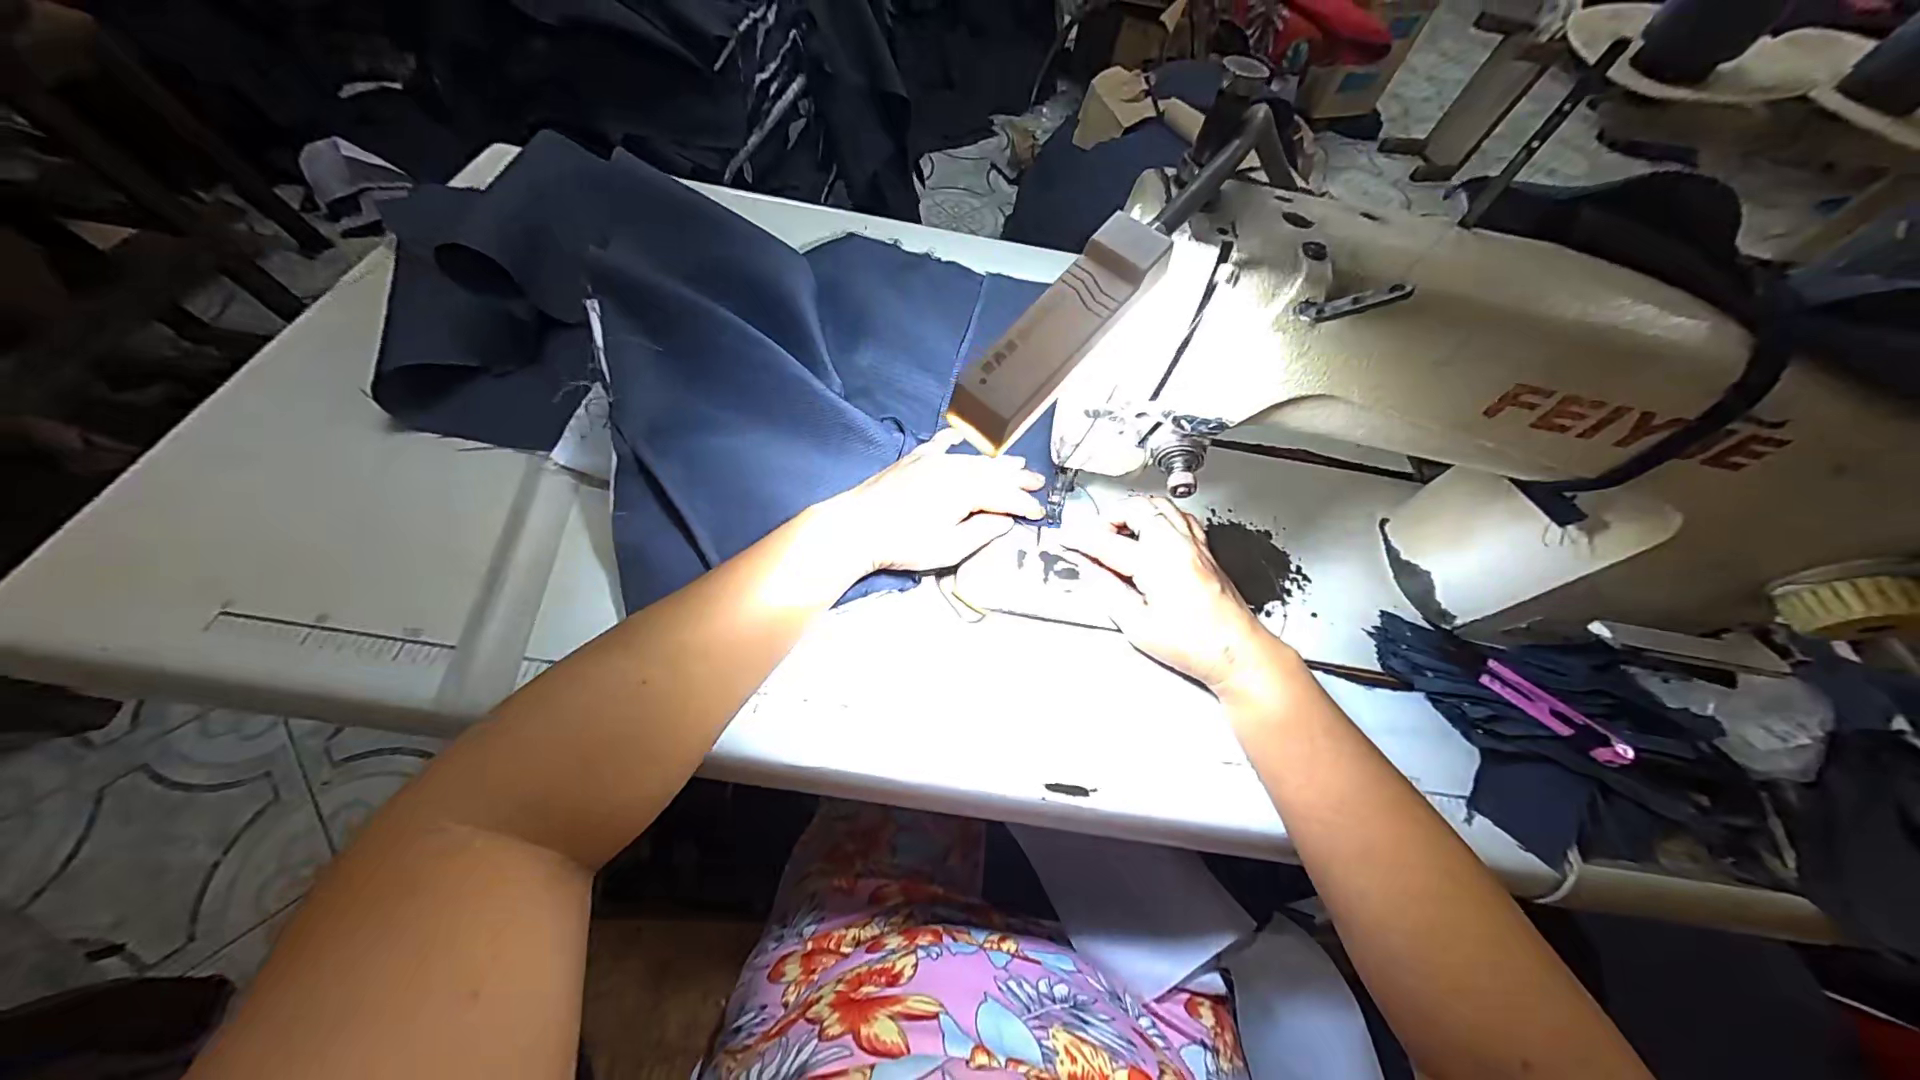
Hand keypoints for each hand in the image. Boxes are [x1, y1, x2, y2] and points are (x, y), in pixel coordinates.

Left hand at [822, 428, 1045, 573]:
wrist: (856, 527)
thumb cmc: (902, 544)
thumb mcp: (948, 548)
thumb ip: (981, 532)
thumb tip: (1004, 521)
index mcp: (964, 490)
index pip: (1003, 495)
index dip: (1023, 504)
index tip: (1038, 512)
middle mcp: (952, 468)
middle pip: (992, 472)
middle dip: (1016, 478)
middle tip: (1035, 482)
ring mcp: (931, 460)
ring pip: (971, 458)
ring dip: (994, 462)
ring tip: (1014, 463)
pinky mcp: (912, 460)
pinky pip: (938, 445)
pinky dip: (952, 441)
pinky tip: (959, 437)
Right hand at [1060, 496, 1293, 696]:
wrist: (1239, 652)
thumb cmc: (1196, 646)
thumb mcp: (1137, 626)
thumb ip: (1108, 591)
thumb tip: (1089, 570)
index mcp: (1156, 562)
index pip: (1106, 542)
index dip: (1080, 539)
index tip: (1065, 538)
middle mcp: (1177, 545)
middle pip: (1136, 508)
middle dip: (1108, 517)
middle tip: (1093, 535)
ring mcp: (1195, 545)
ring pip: (1160, 505)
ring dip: (1134, 512)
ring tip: (1118, 529)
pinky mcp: (1206, 550)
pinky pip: (1181, 517)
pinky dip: (1160, 516)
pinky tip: (1153, 531)